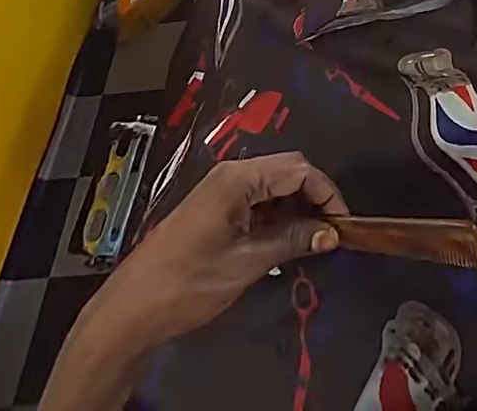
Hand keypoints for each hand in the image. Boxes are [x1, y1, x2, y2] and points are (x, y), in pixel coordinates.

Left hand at [41, 153, 346, 409]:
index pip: (298, 169)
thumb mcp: (247, 262)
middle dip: (314, 197)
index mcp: (239, 178)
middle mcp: (232, 174)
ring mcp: (224, 189)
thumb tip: (330, 234)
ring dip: (297, 207)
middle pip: (288, 171)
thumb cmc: (188, 282)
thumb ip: (291, 241)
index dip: (327, 193)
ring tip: (314, 240)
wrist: (134, 307)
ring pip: (275, 185)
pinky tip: (288, 240)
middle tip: (332, 232)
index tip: (343, 224)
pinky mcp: (219, 206)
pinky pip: (259, 200)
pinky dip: (278, 215)